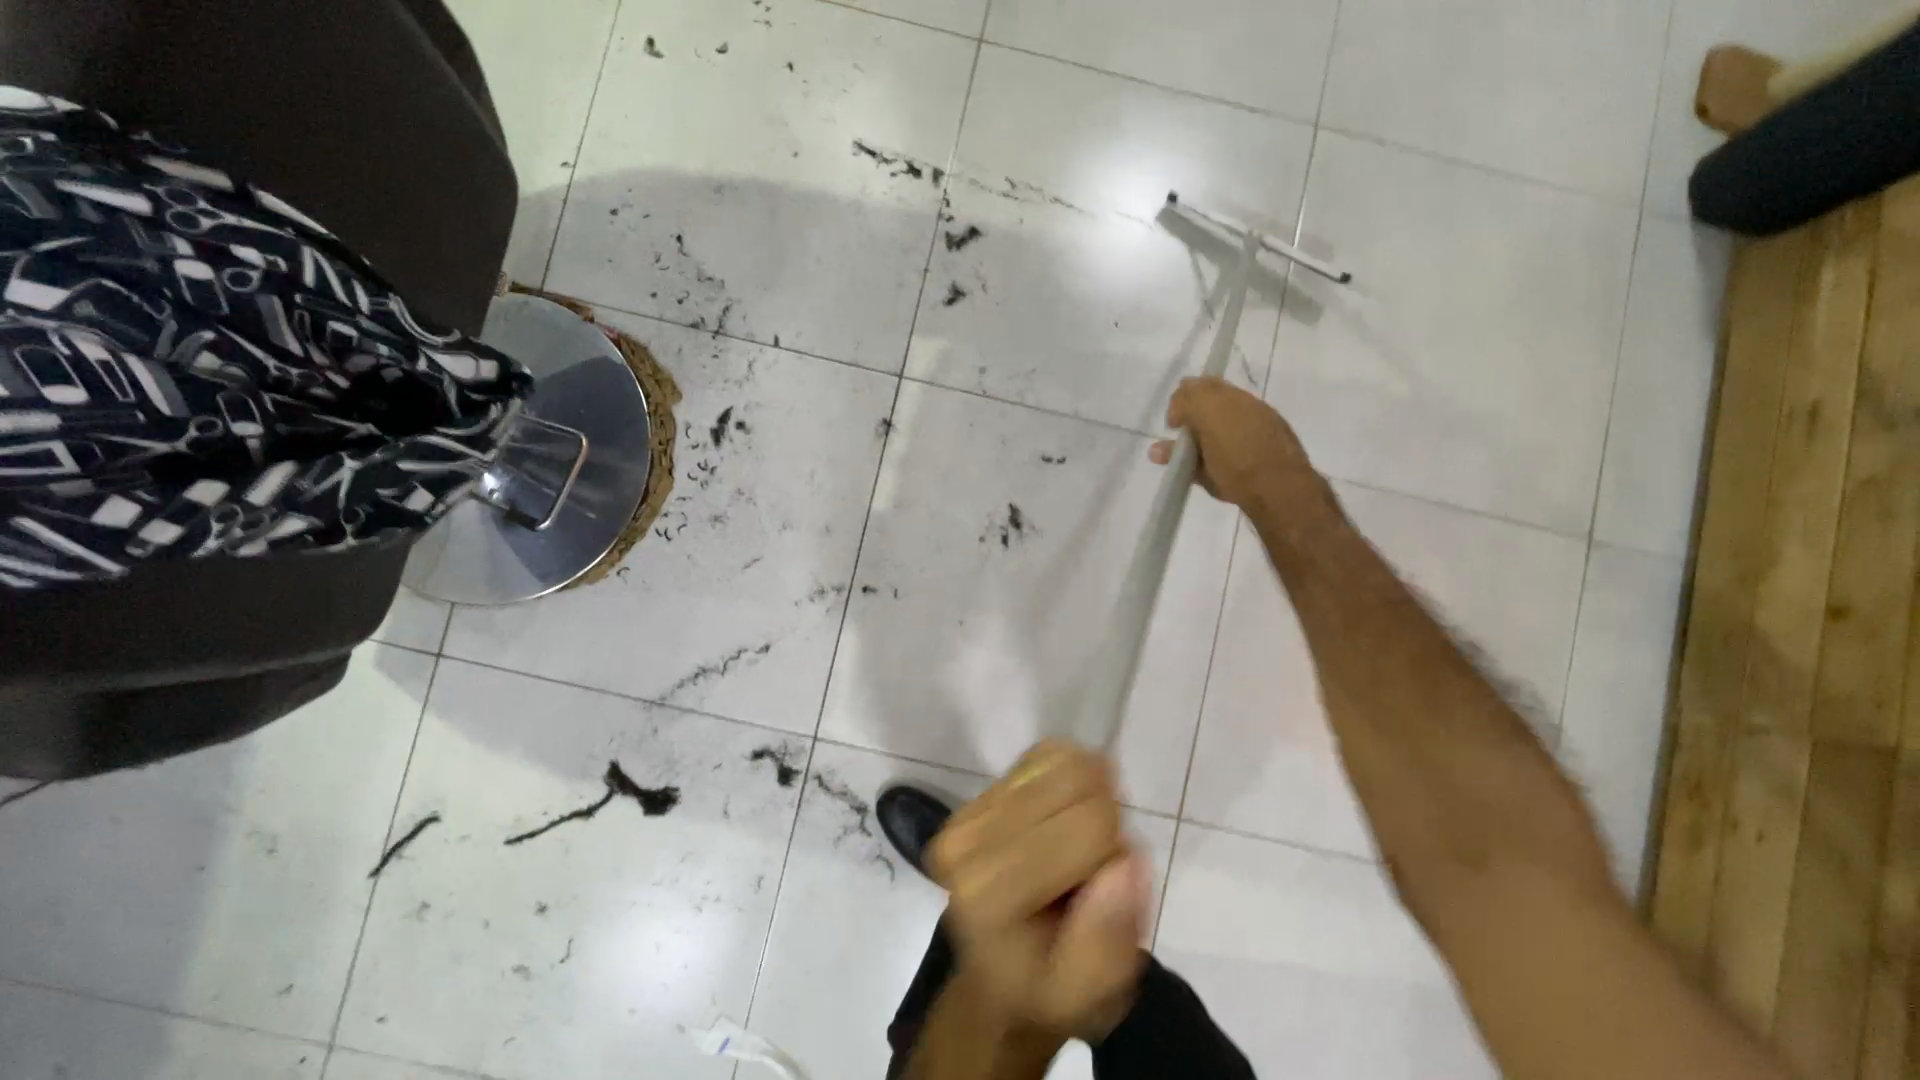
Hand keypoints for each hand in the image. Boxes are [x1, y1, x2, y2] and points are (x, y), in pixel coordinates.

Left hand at [930, 741, 1149, 1042]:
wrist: (1004, 976)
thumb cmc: (1051, 986)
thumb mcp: (1089, 992)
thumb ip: (1107, 938)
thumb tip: (1125, 865)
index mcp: (993, 892)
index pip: (1092, 826)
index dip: (1116, 858)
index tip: (1099, 895)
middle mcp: (967, 842)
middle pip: (1080, 783)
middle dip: (1103, 825)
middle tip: (1088, 873)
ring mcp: (968, 812)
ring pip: (1066, 762)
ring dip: (1087, 800)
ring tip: (1073, 848)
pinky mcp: (978, 794)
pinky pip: (1048, 753)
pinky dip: (1069, 781)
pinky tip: (1060, 821)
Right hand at [1148, 376, 1323, 511]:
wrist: (1282, 485)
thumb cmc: (1233, 477)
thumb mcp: (1199, 471)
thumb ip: (1176, 455)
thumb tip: (1154, 451)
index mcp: (1207, 408)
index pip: (1183, 394)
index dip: (1175, 409)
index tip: (1175, 429)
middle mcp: (1230, 397)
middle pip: (1205, 384)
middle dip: (1193, 400)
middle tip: (1191, 425)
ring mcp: (1254, 403)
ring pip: (1227, 392)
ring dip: (1215, 406)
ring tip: (1214, 432)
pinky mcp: (1272, 414)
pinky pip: (1246, 405)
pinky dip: (1236, 415)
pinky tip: (1237, 438)